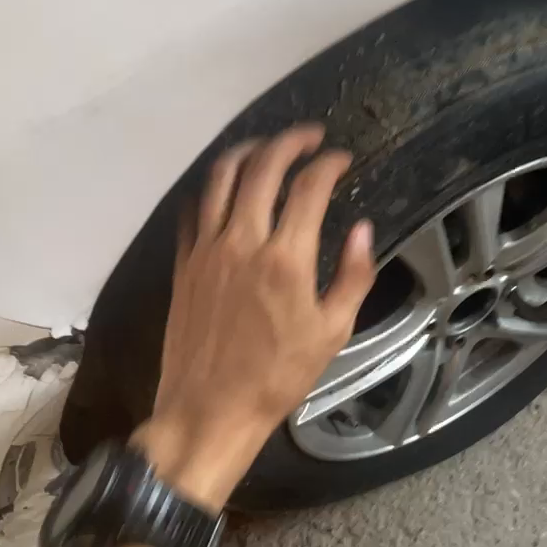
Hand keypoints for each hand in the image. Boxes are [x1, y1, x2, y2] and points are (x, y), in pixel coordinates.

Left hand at [135, 124, 375, 508]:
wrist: (210, 409)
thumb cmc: (279, 376)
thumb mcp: (333, 331)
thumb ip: (352, 275)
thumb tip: (361, 230)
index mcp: (286, 259)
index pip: (309, 187)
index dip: (329, 164)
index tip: (342, 159)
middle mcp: (243, 241)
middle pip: (262, 167)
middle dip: (289, 142)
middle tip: (309, 137)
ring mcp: (207, 249)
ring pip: (221, 178)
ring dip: (247, 151)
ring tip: (267, 146)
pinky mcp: (184, 262)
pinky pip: (195, 208)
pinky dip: (213, 187)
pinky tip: (226, 188)